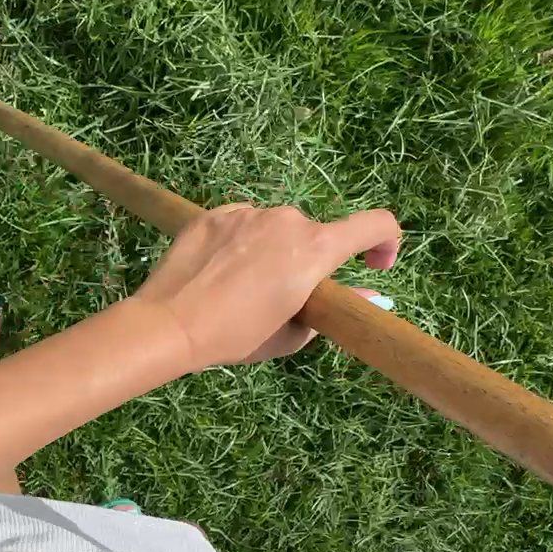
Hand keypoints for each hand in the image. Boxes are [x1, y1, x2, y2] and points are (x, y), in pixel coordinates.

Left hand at [128, 203, 399, 371]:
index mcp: (316, 248)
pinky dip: (235, 241)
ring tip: (236, 284)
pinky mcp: (210, 216)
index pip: (374, 224)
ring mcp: (245, 214)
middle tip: (276, 291)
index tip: (372, 264)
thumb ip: (334, 309)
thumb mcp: (289, 334)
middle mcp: (285, 221)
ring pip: (269, 227)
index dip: (385, 241)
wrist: (167, 325)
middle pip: (311, 233)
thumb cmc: (232, 336)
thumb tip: (372, 294)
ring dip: (266, 248)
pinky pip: (236, 224)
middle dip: (304, 258)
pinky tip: (214, 270)